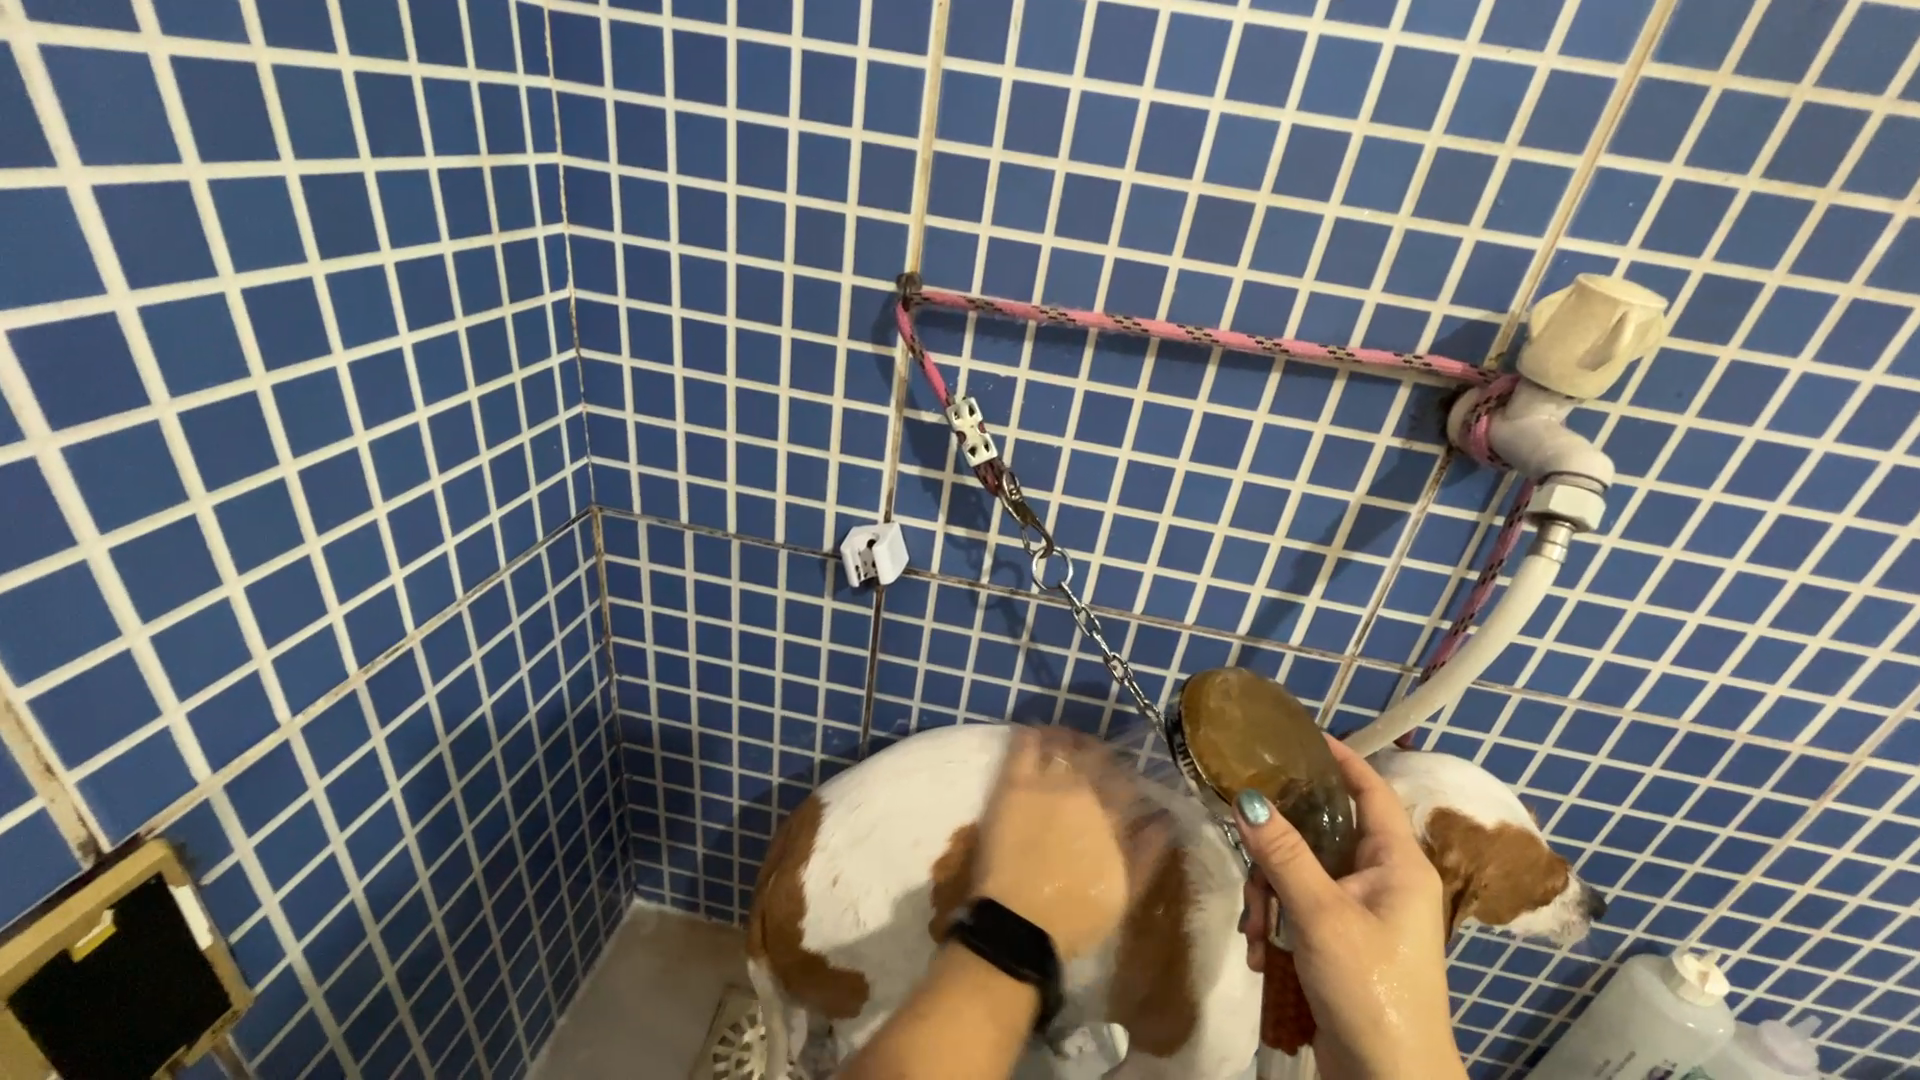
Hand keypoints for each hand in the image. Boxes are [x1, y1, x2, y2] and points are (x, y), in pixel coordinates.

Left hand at [972, 727, 1168, 961]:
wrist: (1022, 924)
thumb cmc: (1077, 917)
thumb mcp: (1126, 891)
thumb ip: (1149, 853)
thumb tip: (1165, 820)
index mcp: (1114, 817)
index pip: (1127, 783)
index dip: (1126, 778)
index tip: (1122, 780)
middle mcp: (1085, 792)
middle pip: (1098, 758)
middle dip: (1100, 755)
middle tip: (1093, 758)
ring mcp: (1048, 785)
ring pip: (1064, 745)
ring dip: (1068, 740)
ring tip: (1066, 742)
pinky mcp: (1015, 785)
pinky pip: (1025, 746)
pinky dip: (1032, 734)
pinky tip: (1034, 734)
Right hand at [1235, 734, 1466, 1079]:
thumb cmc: (1369, 987)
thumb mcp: (1320, 914)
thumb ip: (1282, 853)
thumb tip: (1246, 797)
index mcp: (1397, 862)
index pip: (1370, 789)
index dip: (1339, 758)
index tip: (1298, 734)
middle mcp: (1383, 879)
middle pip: (1321, 832)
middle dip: (1276, 848)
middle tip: (1250, 864)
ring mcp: (1363, 912)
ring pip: (1302, 871)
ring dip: (1269, 893)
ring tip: (1255, 931)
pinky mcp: (1342, 940)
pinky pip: (1300, 906)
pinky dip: (1275, 921)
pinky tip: (1261, 950)